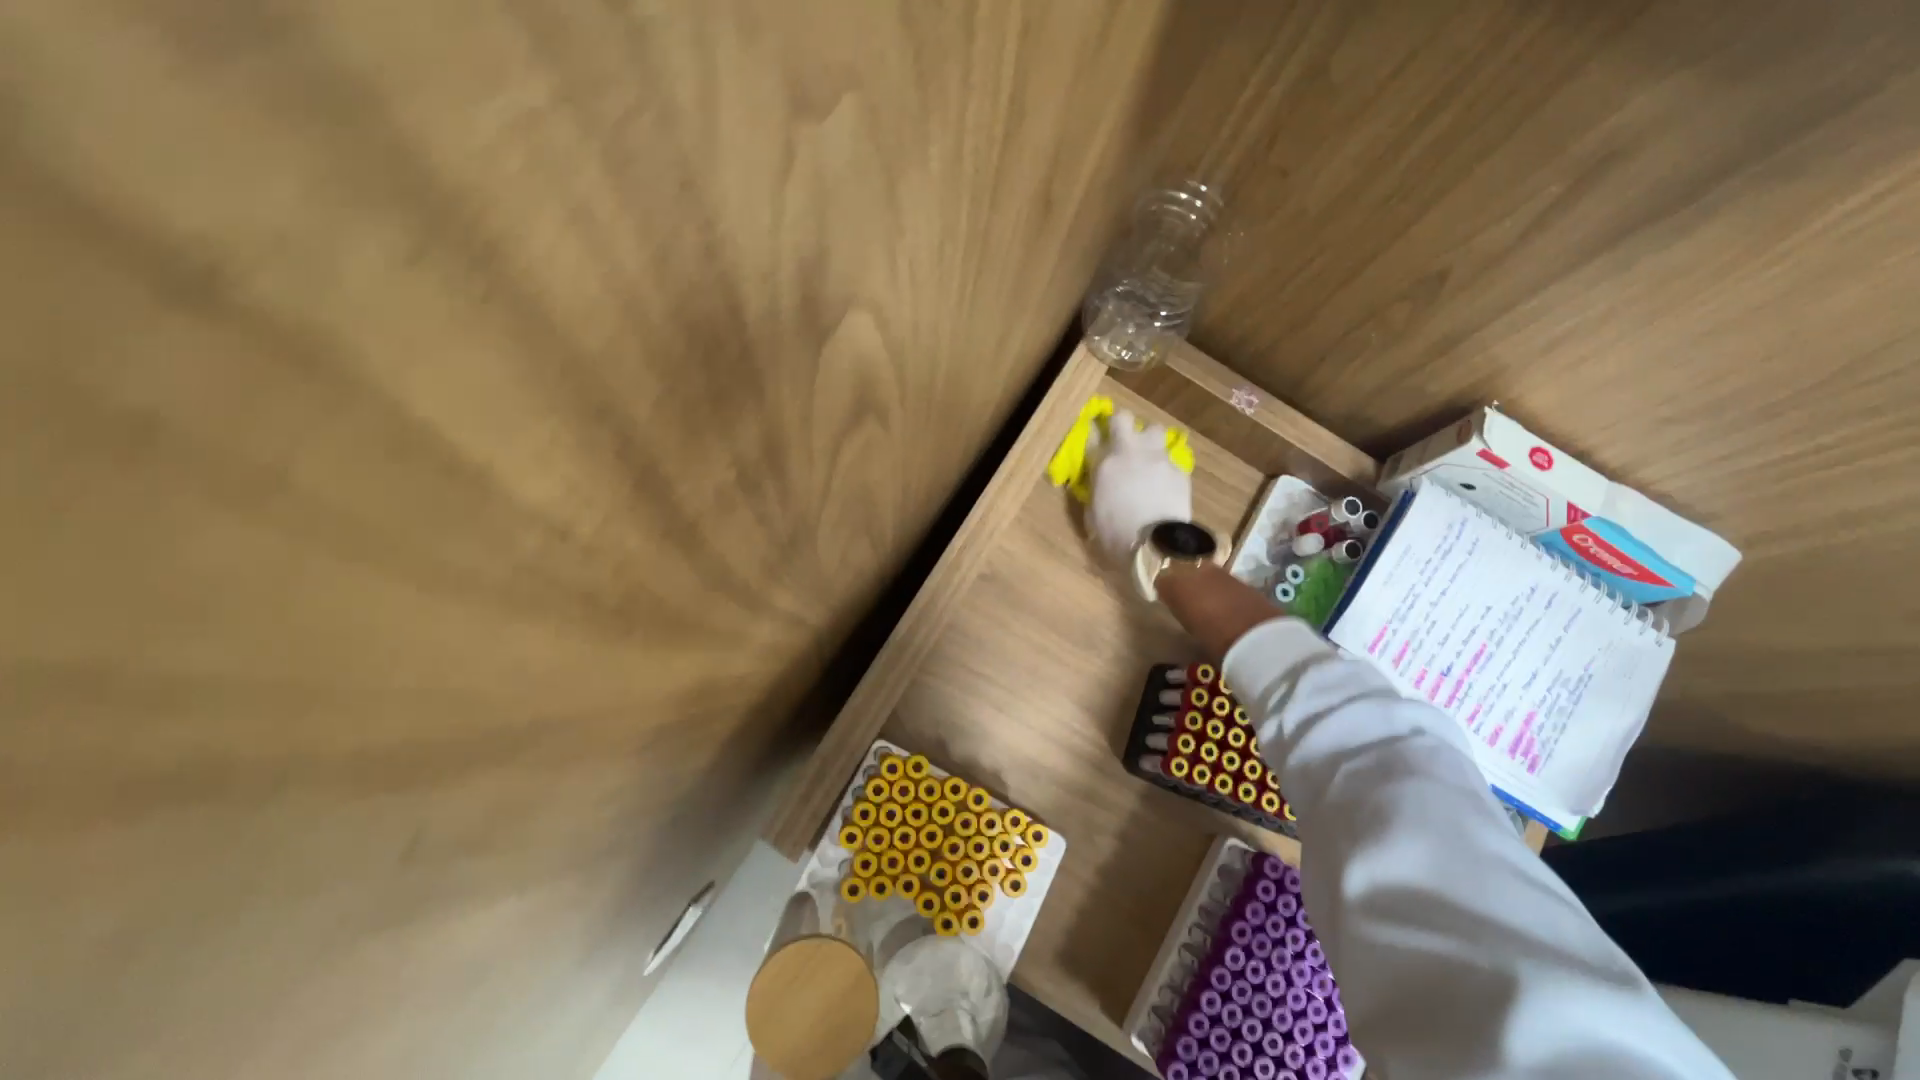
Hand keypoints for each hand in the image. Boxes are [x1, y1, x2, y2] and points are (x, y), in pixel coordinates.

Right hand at [1086, 409, 1192, 563]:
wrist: (1156, 545)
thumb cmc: (1115, 535)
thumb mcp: (1093, 513)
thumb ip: (1096, 488)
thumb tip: (1100, 481)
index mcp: (1103, 463)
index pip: (1093, 434)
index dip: (1093, 433)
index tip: (1094, 437)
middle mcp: (1130, 452)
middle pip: (1124, 417)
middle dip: (1122, 425)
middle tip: (1123, 440)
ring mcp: (1158, 458)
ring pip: (1155, 430)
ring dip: (1150, 440)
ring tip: (1149, 457)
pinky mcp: (1180, 470)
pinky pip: (1172, 459)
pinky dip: (1167, 467)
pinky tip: (1167, 484)